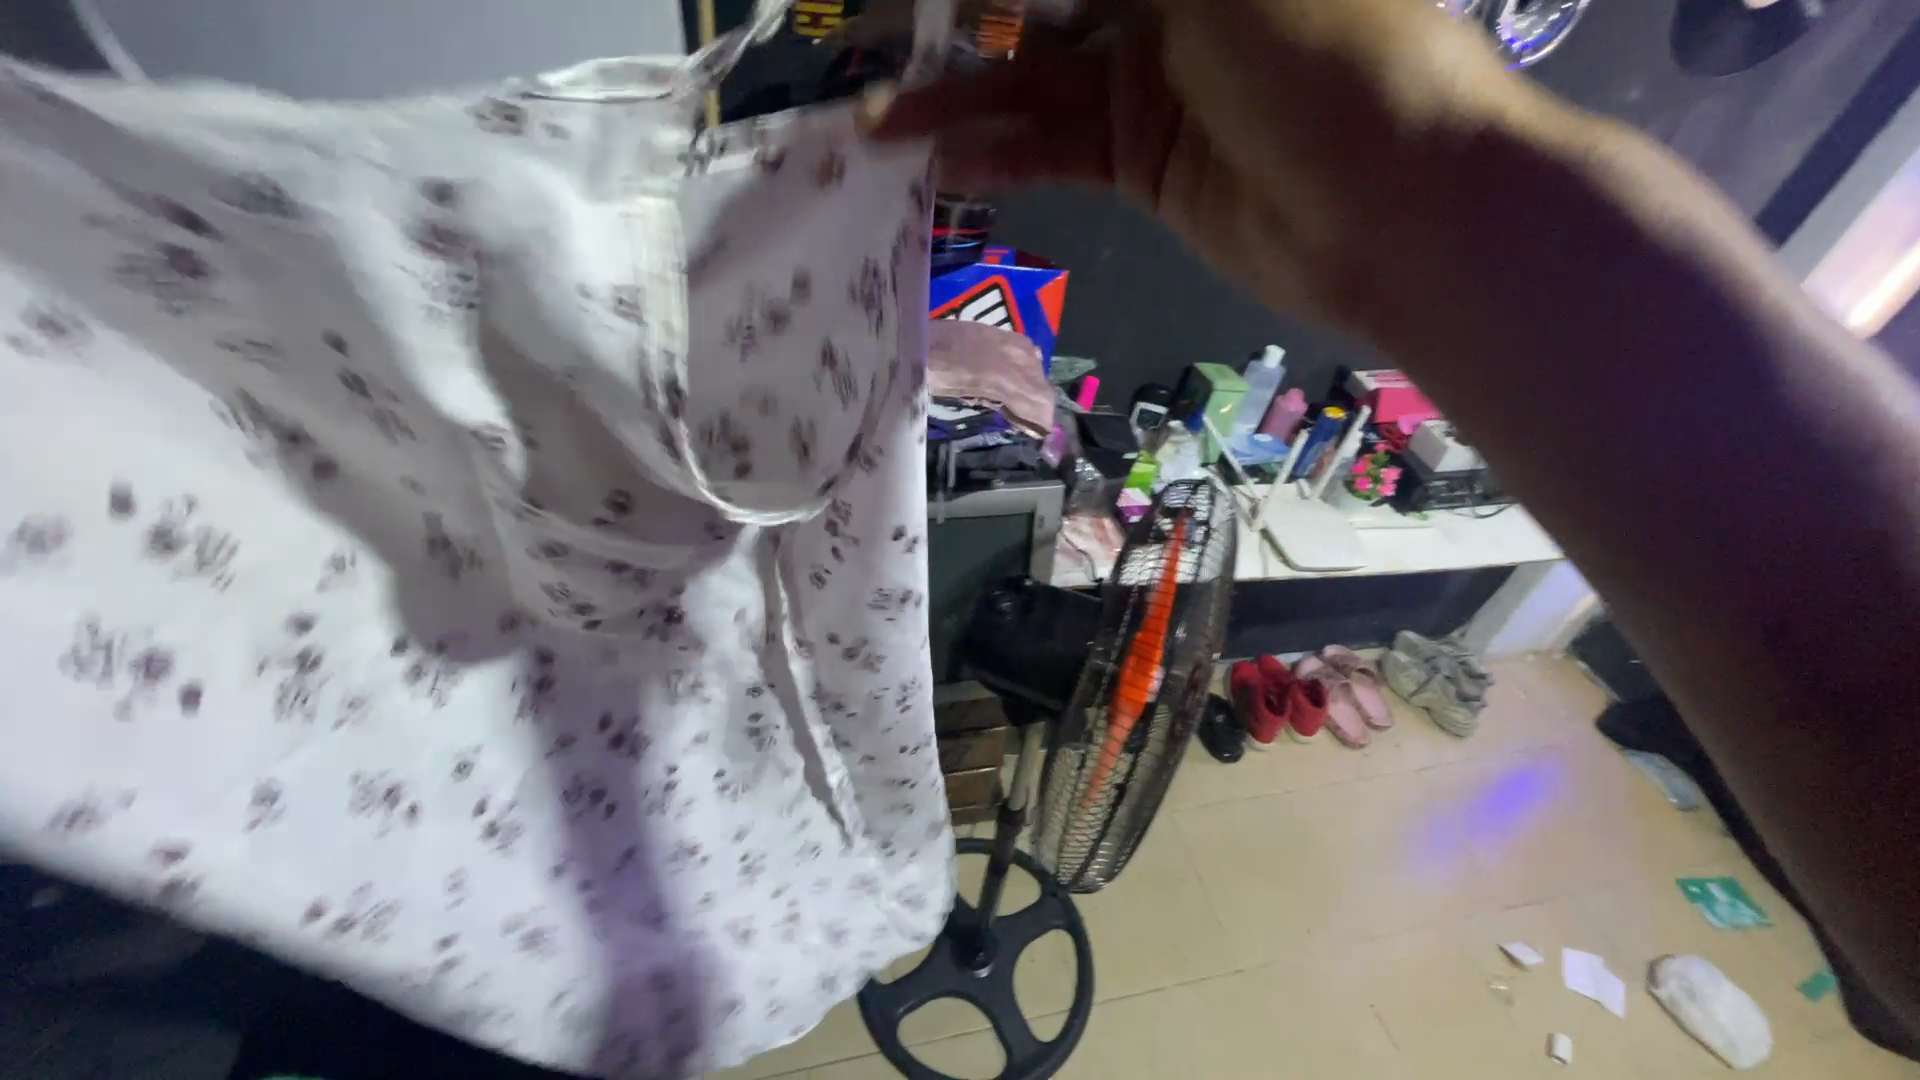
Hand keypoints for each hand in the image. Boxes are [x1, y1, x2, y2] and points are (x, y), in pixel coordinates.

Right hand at [862, 0, 1535, 329]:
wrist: (1388, 204)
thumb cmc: (1322, 47)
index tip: (915, 1)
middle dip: (961, 22)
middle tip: (881, 39)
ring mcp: (1149, 84)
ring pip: (1033, 80)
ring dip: (959, 100)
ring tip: (882, 125)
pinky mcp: (1141, 163)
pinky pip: (1056, 150)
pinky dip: (1003, 156)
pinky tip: (945, 164)